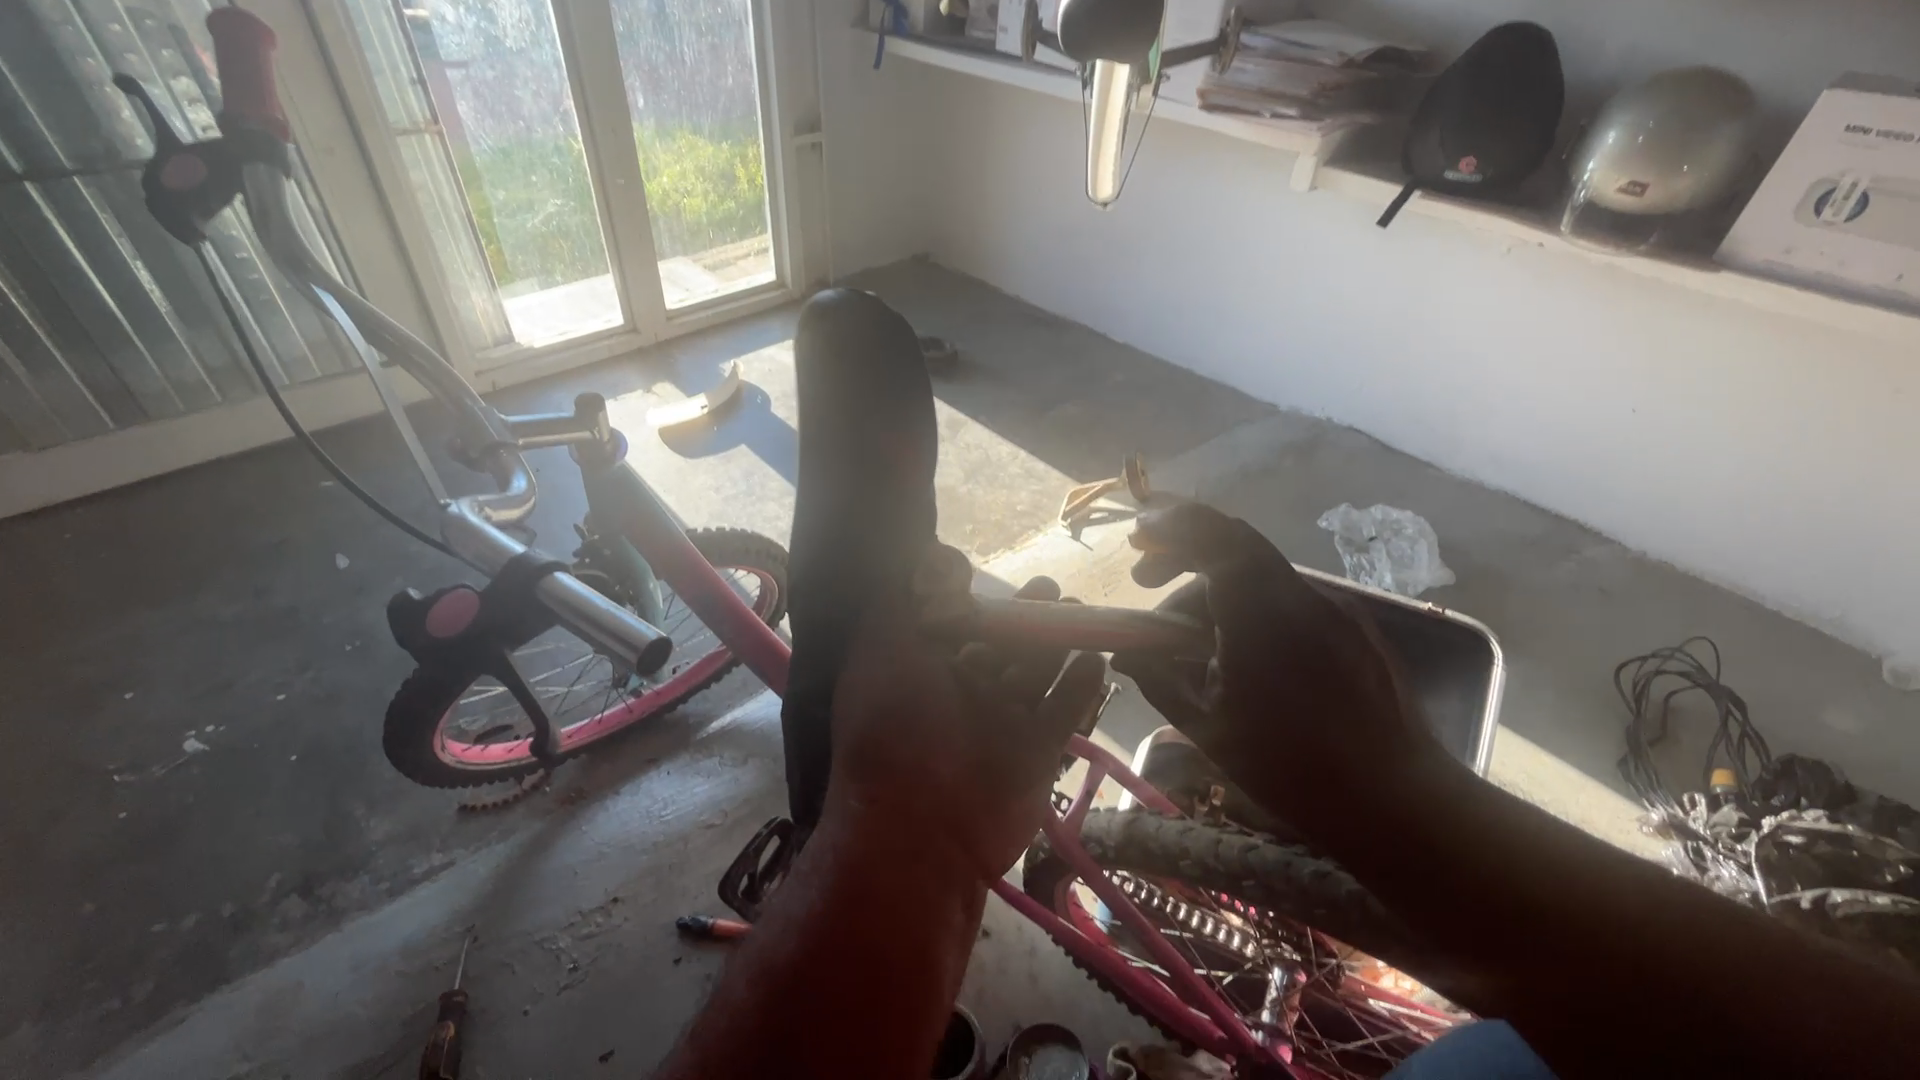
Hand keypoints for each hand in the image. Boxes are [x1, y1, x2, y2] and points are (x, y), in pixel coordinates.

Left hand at [828, 573, 1108, 883]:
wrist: (919, 825)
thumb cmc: (894, 724)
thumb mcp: (885, 646)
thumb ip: (908, 595)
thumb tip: (935, 552)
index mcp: (924, 671)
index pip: (955, 627)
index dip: (975, 602)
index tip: (992, 579)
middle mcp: (963, 696)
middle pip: (1002, 648)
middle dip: (1027, 620)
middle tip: (1050, 591)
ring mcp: (1002, 725)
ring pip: (1036, 675)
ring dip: (1057, 645)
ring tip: (1080, 616)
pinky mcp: (1037, 754)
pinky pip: (1062, 713)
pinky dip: (1079, 687)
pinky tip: (1093, 661)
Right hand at [1110, 502, 1452, 829]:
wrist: (1397, 801)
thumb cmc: (1293, 771)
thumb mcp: (1208, 729)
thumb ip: (1160, 679)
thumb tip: (1126, 653)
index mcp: (1261, 618)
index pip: (1214, 538)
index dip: (1171, 524)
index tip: (1136, 538)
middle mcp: (1302, 598)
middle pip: (1233, 545)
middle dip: (1183, 552)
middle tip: (1146, 579)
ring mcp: (1334, 609)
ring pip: (1258, 573)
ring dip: (1215, 587)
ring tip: (1189, 640)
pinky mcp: (1352, 626)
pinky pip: (1286, 598)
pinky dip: (1248, 605)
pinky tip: (1237, 652)